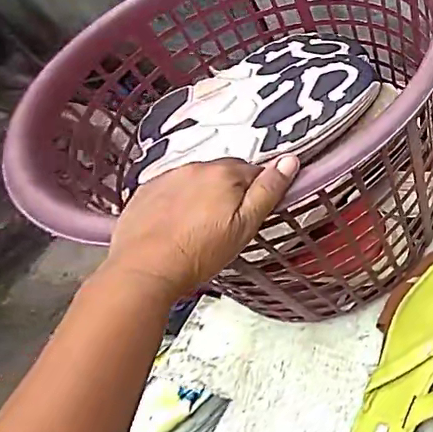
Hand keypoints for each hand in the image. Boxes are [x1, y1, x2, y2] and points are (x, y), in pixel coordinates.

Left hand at [102, 156, 299, 302]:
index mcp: (224, 173)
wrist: (144, 270)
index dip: (255, 195)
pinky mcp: (146, 192)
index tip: (250, 214)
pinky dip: (175, 204)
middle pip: (223, 175)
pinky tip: (175, 229)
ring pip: (195, 182)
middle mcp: (195, 168)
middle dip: (227, 195)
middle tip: (225, 228)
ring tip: (198, 232)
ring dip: (200, 198)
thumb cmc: (196, 253)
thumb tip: (288, 161)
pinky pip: (169, 191)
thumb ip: (268, 190)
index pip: (253, 172)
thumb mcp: (245, 226)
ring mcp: (167, 178)